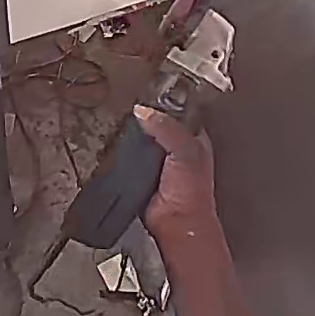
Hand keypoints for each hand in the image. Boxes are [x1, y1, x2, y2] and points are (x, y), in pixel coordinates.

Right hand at [134, 105, 218, 239]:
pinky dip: (124, 152)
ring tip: (124, 125)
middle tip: (134, 110)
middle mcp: (177, 148)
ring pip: (143, 139)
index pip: (179, 111)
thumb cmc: (191, 191)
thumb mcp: (185, 150)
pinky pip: (130, 157)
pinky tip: (120, 146)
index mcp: (194, 138)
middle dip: (146, 118)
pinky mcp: (141, 172)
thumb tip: (144, 112)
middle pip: (158, 124)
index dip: (166, 102)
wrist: (176, 221)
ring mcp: (159, 161)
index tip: (150, 93)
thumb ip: (166, 128)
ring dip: (134, 136)